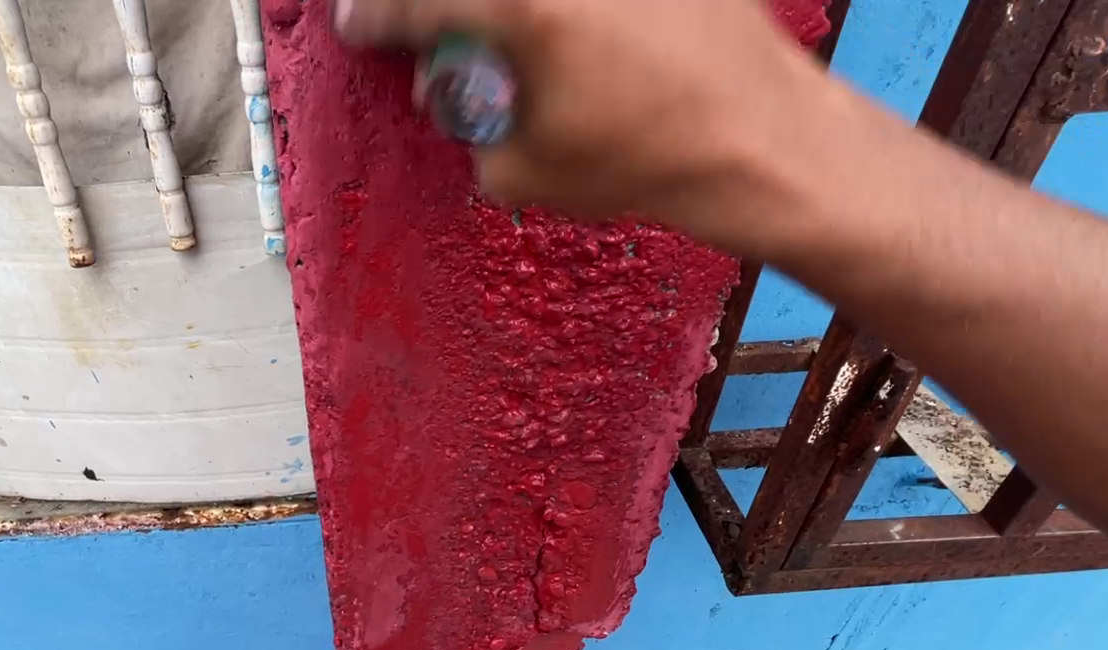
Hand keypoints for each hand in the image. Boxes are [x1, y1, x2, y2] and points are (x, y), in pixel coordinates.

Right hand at [332, 0, 857, 258]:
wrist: (754, 137)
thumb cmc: (637, 164)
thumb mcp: (521, 173)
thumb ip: (467, 127)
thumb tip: (450, 88)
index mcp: (520, 8)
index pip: (418, 4)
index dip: (375, 18)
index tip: (354, 24)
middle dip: (430, 8)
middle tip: (418, 28)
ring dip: (494, 14)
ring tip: (499, 43)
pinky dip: (548, 18)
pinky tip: (553, 39)